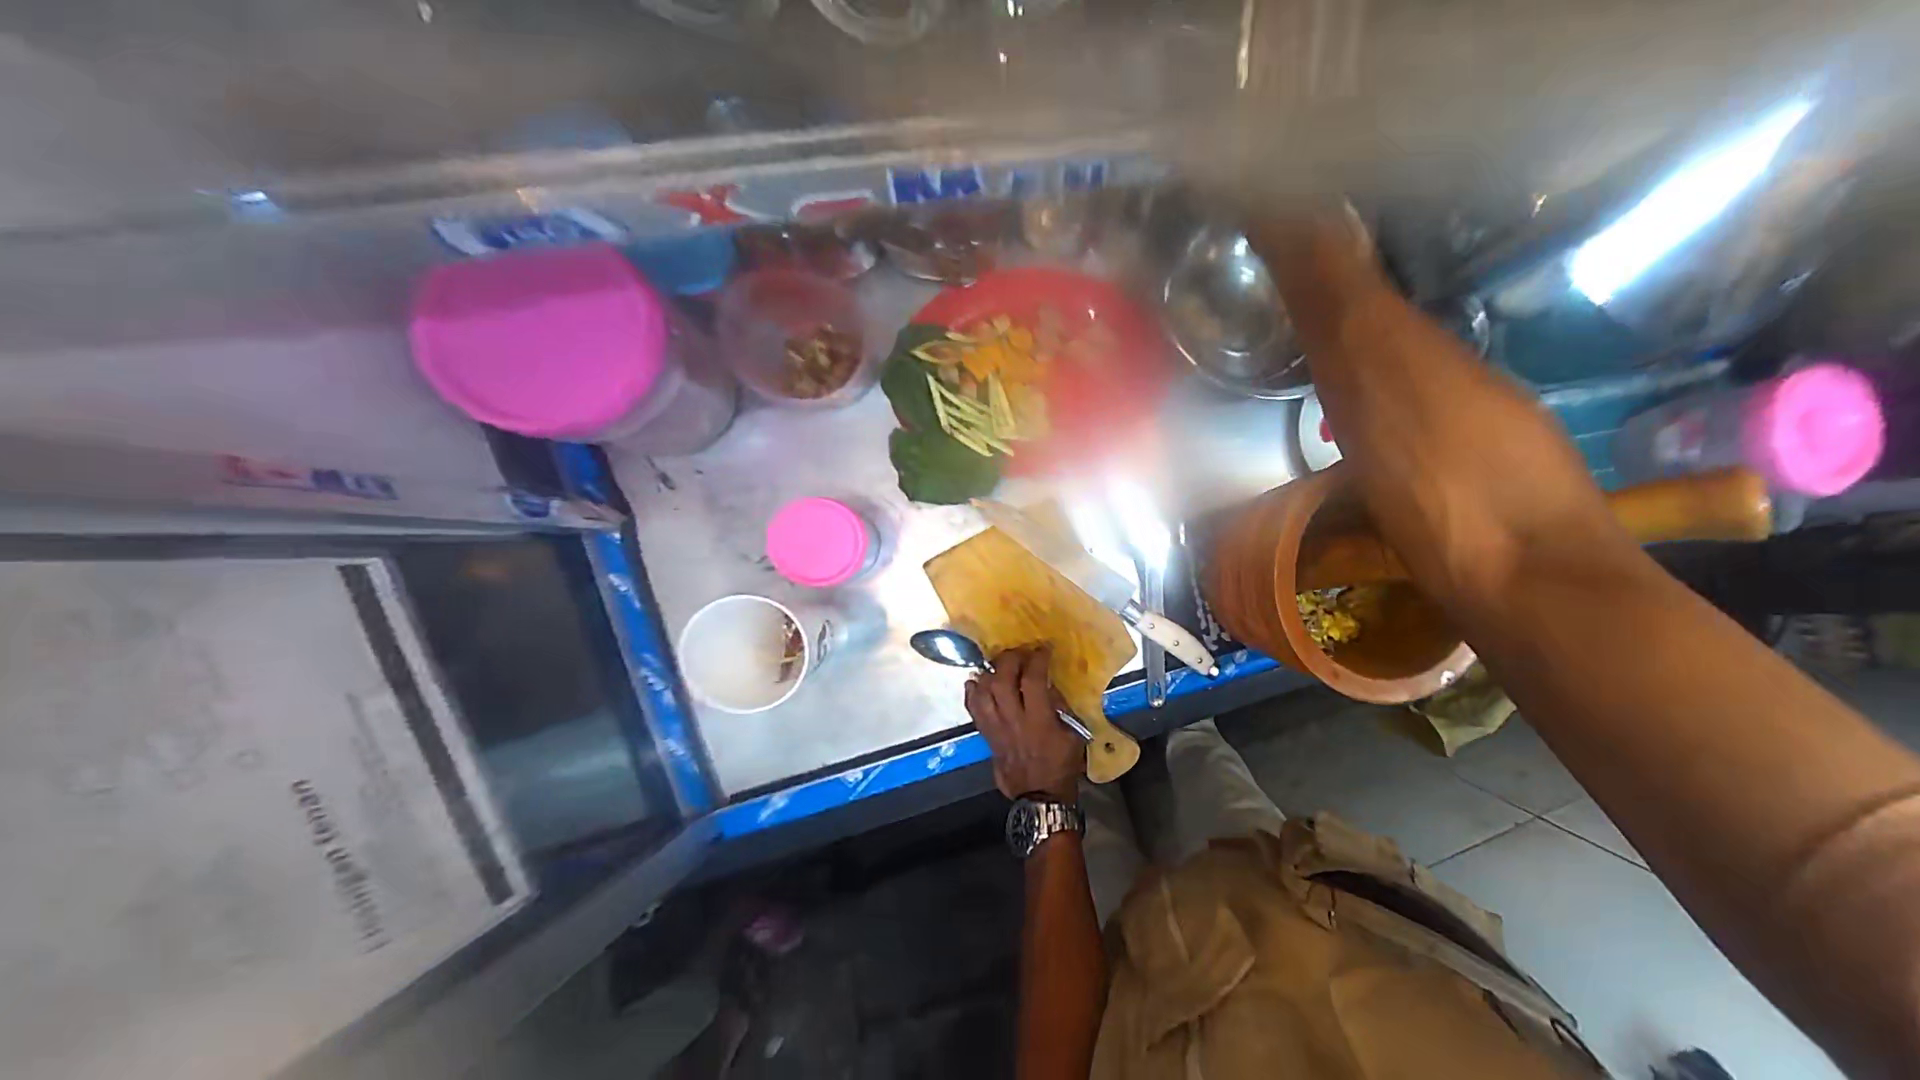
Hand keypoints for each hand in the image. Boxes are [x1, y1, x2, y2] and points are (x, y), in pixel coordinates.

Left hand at [965, 645, 1082, 801]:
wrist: (1040, 795)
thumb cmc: (1061, 765)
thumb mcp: (1073, 734)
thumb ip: (1060, 707)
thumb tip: (1049, 685)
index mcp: (1039, 720)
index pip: (1033, 679)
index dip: (1037, 659)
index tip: (1043, 648)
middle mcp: (1013, 720)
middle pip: (1002, 680)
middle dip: (1009, 659)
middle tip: (1019, 652)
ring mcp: (996, 728)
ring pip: (983, 692)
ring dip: (990, 673)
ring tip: (999, 665)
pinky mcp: (987, 736)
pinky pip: (973, 710)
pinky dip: (972, 693)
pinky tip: (976, 682)